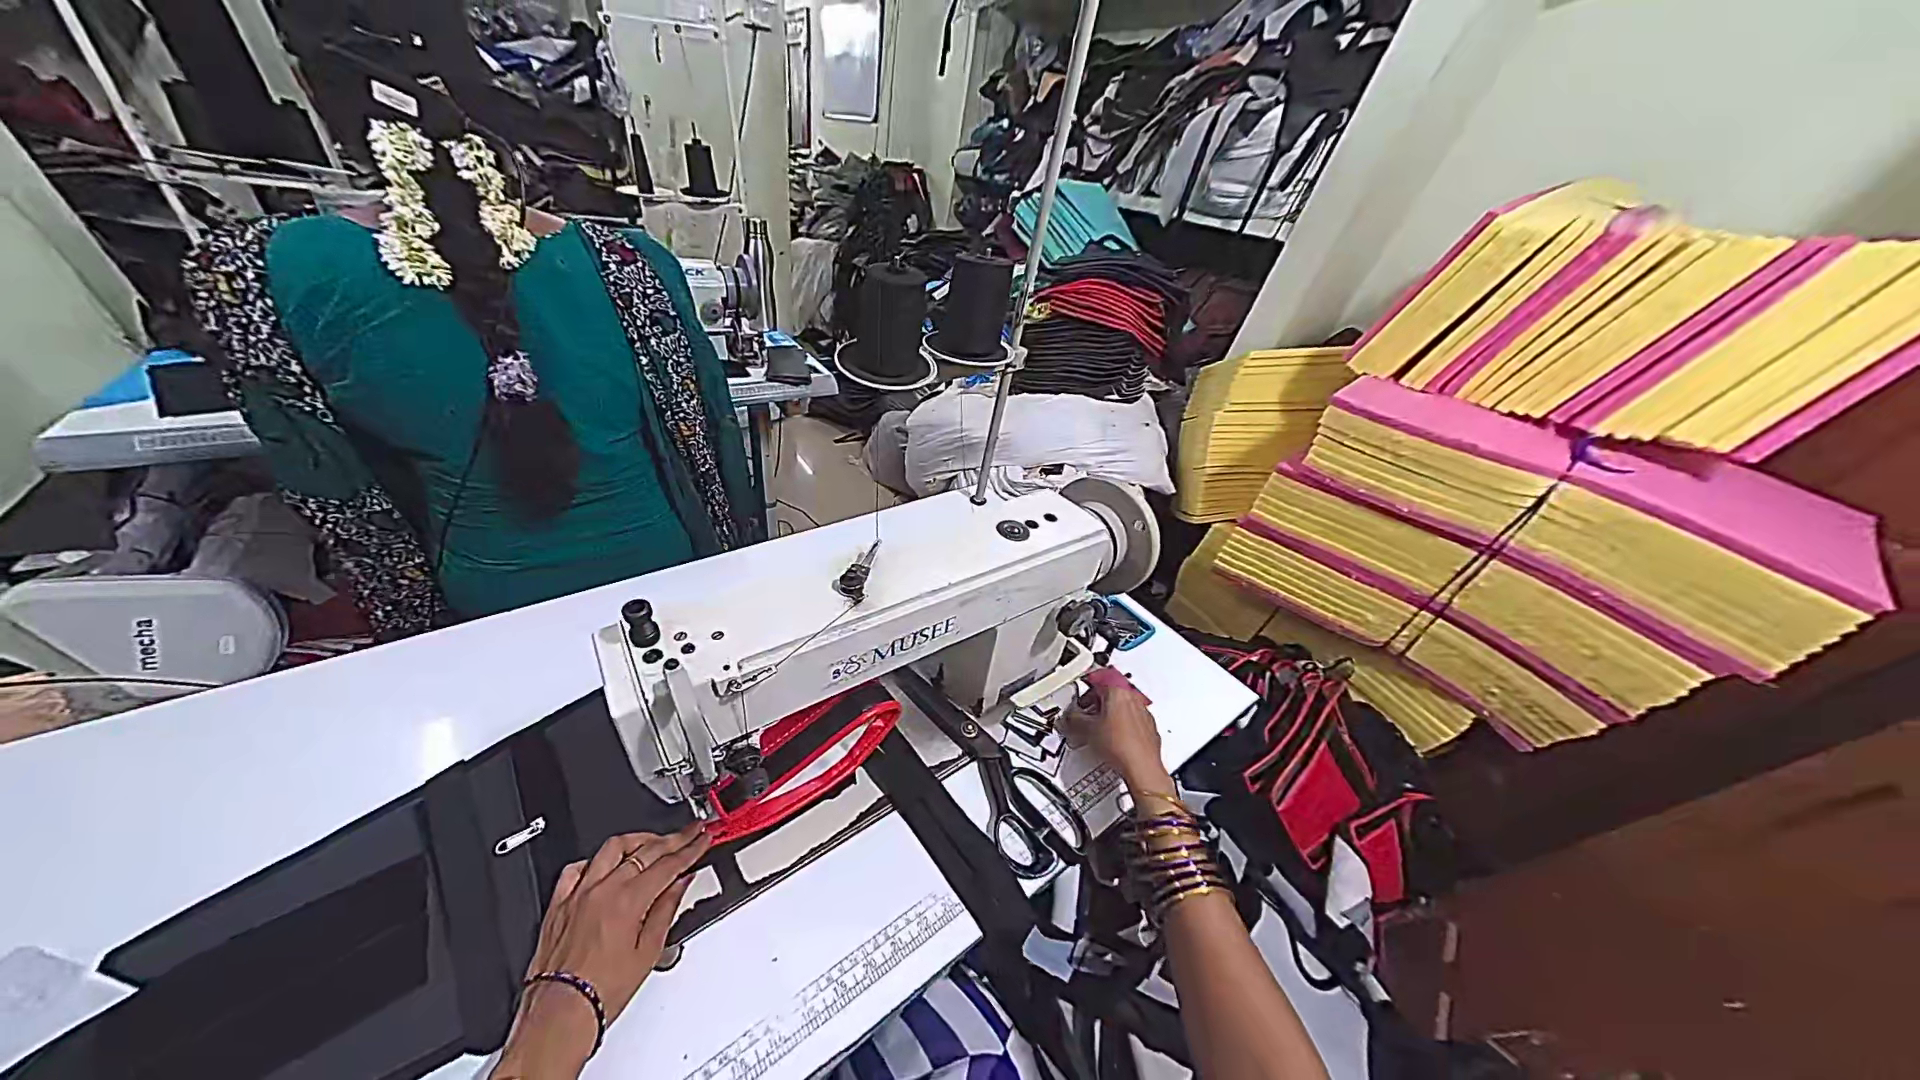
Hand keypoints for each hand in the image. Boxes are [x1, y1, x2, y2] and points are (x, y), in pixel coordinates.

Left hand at [494, 825, 710, 1077]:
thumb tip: (680, 884)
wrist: (558, 1017)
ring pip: (612, 848)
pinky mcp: (559, 905)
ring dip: (639, 841)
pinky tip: (606, 864)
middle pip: (646, 849)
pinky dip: (596, 861)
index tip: (702, 837)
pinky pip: (576, 869)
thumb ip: (667, 909)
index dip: (691, 847)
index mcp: (628, 901)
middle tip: (690, 832)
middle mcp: (602, 891)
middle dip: (674, 838)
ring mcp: (578, 894)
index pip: (669, 862)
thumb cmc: (599, 993)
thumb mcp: (648, 952)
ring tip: (654, 842)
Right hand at [1066, 667, 1173, 796]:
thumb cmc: (1121, 745)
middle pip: (1110, 691)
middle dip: (1096, 701)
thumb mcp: (1087, 730)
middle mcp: (1133, 698)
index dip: (1085, 685)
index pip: (1098, 677)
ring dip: (1108, 713)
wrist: (1142, 767)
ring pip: (1121, 705)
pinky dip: (1121, 724)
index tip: (1080, 693)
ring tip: (1098, 728)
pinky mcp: (1149, 727)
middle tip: (1085, 713)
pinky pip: (1131, 719)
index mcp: (1118, 691)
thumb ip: (1074, 719)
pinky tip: (1113, 739)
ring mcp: (1143, 712)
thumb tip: (1069, 717)